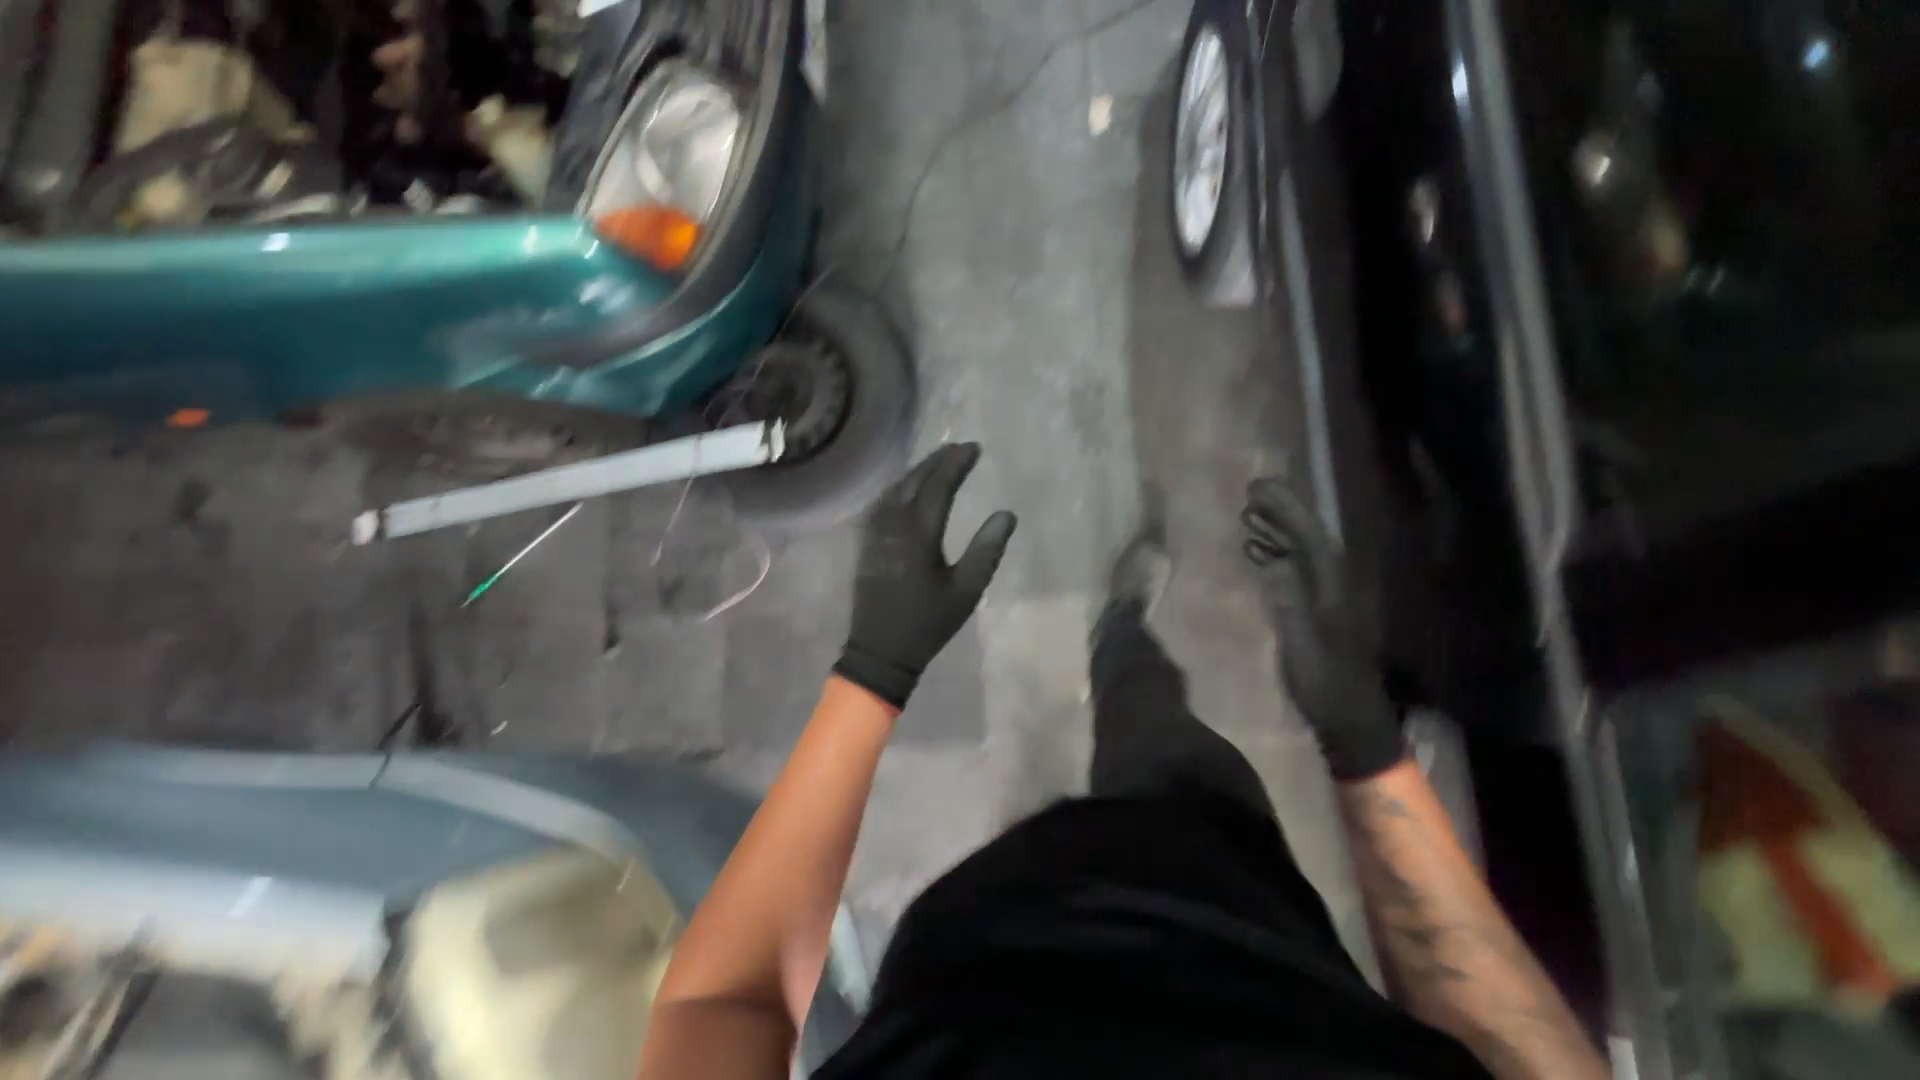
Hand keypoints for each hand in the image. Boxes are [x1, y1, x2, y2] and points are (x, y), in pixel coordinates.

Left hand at [834, 444, 1017, 709]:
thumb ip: (986, 550)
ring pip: (894, 490)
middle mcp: (892, 526)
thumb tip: (1006, 515)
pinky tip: (907, 489)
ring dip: (916, 472)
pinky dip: (898, 488)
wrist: (880, 650)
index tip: (974, 448)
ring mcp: (874, 534)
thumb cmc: (928, 623)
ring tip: (937, 462)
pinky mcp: (866, 544)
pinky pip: (881, 504)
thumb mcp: (966, 590)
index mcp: (918, 536)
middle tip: (957, 448)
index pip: (938, 487)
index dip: (956, 465)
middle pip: (913, 482)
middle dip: (936, 461)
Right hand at [1242, 478, 1402, 779]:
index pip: (1311, 537)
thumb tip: (1272, 559)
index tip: (1259, 489)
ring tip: (1250, 513)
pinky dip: (1279, 554)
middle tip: (1252, 491)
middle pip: (1311, 538)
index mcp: (1334, 591)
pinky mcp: (1322, 612)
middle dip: (1283, 511)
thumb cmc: (1325, 689)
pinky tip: (1259, 552)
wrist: (1353, 723)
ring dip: (1280, 530)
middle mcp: (1336, 587)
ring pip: (1305, 552)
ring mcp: (1330, 599)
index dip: (1286, 510)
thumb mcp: (1302, 649)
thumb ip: (1288, 603)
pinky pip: (1300, 570)